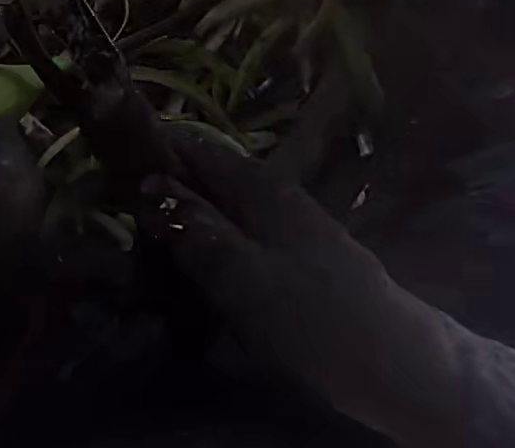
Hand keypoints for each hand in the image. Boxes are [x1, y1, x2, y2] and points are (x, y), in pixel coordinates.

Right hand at [139, 129, 514, 447]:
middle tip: (119, 218)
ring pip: (212, 201)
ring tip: (143, 247)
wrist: (407, 370)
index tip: (106, 167)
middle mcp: (265, 190)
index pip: (189, 143)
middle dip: (158, 186)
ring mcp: (279, 219)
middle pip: (198, 171)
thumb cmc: (321, 319)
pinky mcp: (286, 249)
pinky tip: (187, 268)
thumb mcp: (248, 278)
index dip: (148, 147)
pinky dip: (203, 238)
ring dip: (178, 216)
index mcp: (255, 184)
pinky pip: (231, 228)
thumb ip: (197, 229)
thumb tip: (148, 184)